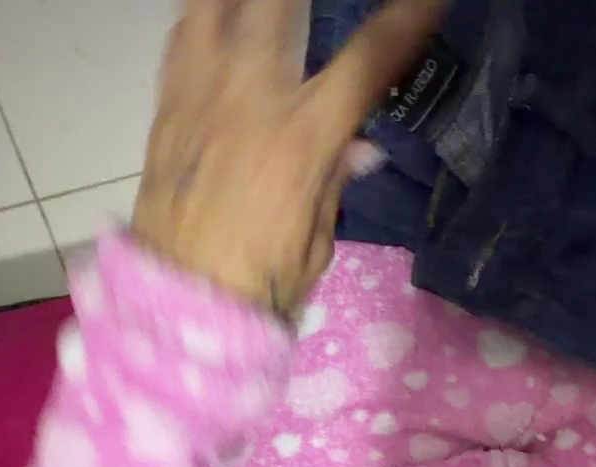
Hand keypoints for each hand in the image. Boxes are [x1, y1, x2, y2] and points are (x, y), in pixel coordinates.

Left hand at [131, 0, 446, 314]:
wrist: (181, 306)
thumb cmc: (260, 287)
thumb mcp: (315, 243)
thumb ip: (334, 183)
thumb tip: (358, 146)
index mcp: (301, 141)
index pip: (366, 62)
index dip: (406, 21)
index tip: (430, 0)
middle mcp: (250, 100)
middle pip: (279, 4)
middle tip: (324, 2)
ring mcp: (201, 95)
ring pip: (218, 3)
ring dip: (246, 0)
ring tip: (266, 7)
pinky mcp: (165, 106)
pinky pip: (182, 35)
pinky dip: (204, 14)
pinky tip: (218, 17)